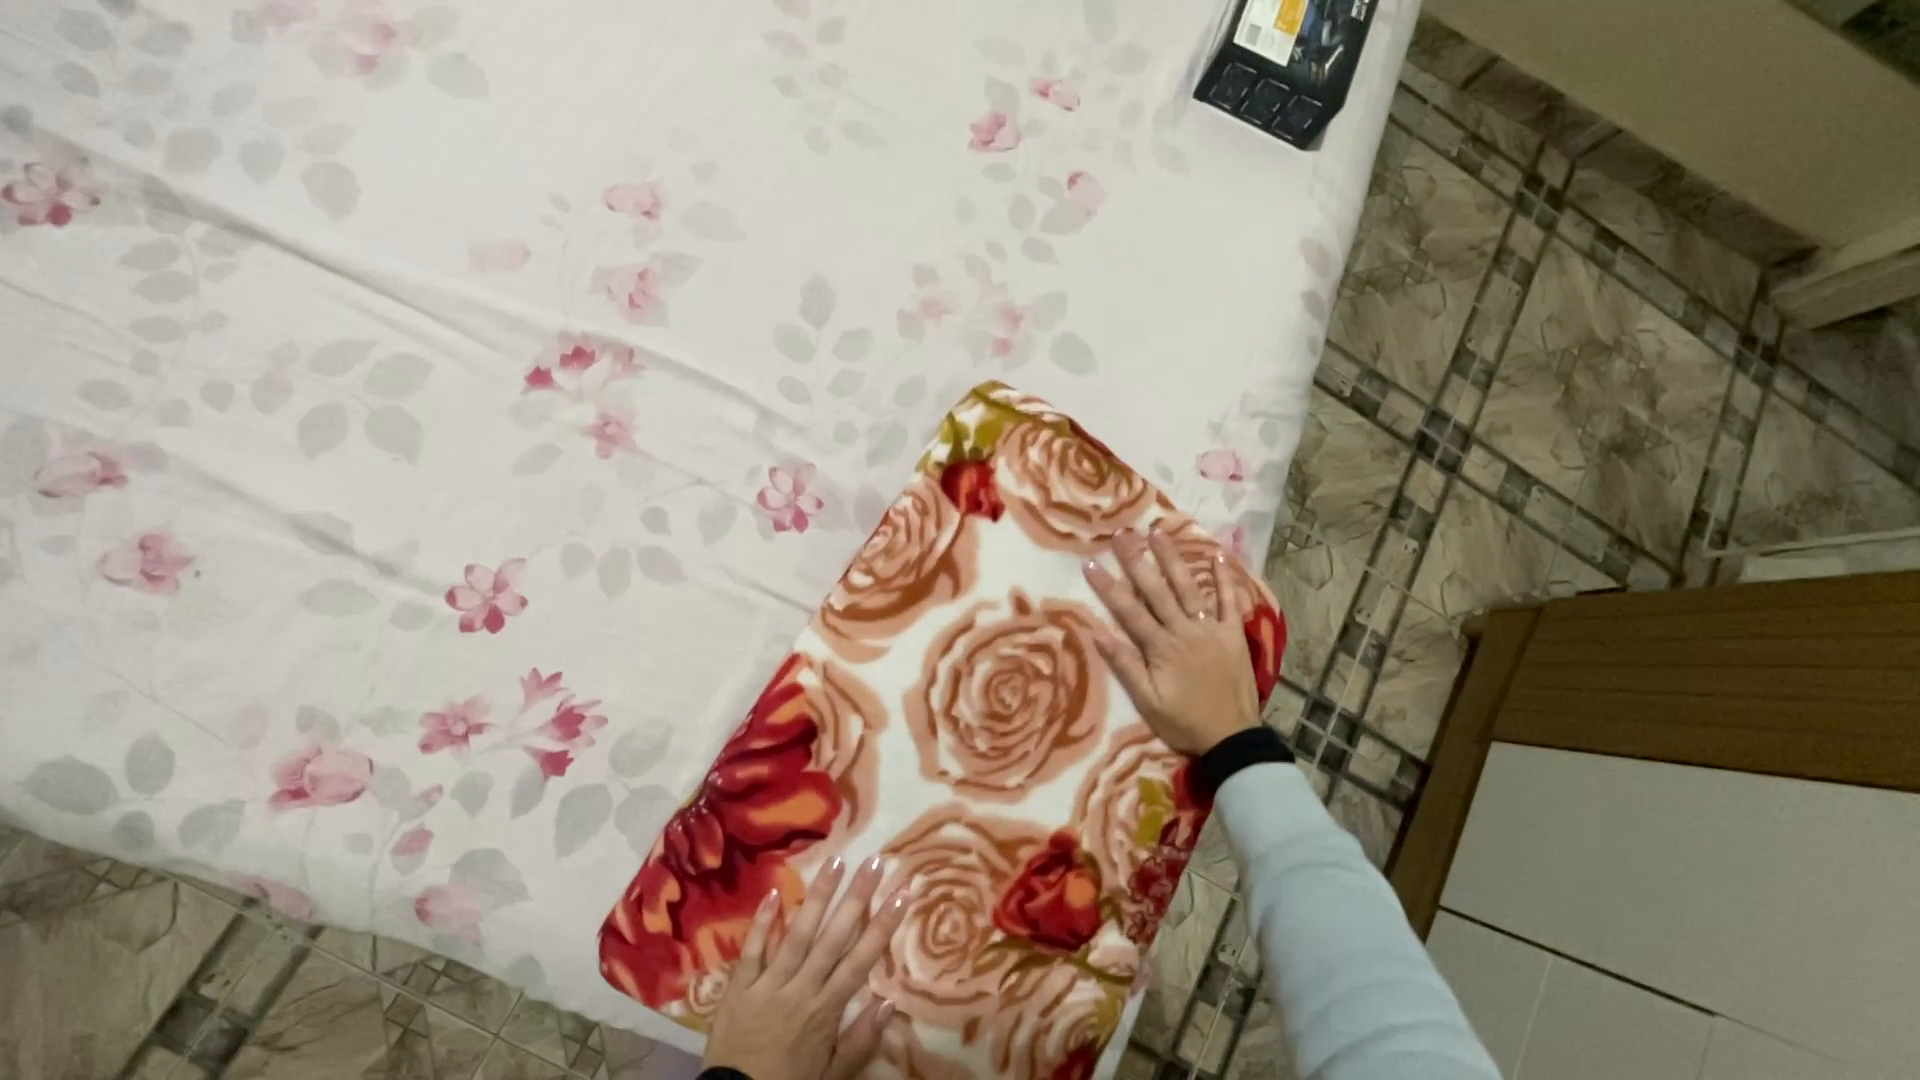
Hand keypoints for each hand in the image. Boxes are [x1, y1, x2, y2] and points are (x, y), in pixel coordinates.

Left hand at [702, 856, 908, 1079]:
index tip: (903, 893)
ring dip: (817, 896)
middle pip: (833, 937)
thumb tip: (890, 1001)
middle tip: (873, 861)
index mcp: (826, 1009)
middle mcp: (801, 989)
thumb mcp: (833, 1075)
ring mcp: (769, 984)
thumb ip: (861, 1040)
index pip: (861, 959)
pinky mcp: (739, 986)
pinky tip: (775, 892)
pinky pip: (752, 949)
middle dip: (856, 898)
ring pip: (797, 934)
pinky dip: (762, 922)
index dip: (883, 925)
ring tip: (835, 861)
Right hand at [1082, 525, 1260, 755]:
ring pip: (1188, 588)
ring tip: (1158, 532)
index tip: (1091, 563)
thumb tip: (1098, 633)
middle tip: (1122, 533)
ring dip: (1172, 559)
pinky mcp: (1234, 634)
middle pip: (1156, 590)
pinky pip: (1230, 602)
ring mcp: (1211, 629)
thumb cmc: (1184, 721)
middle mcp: (1184, 630)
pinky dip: (1225, 579)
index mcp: (1160, 647)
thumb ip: (1126, 665)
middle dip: (1137, 560)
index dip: (1108, 586)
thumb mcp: (1147, 701)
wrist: (1232, 737)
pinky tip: (1219, 555)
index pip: (1128, 610)